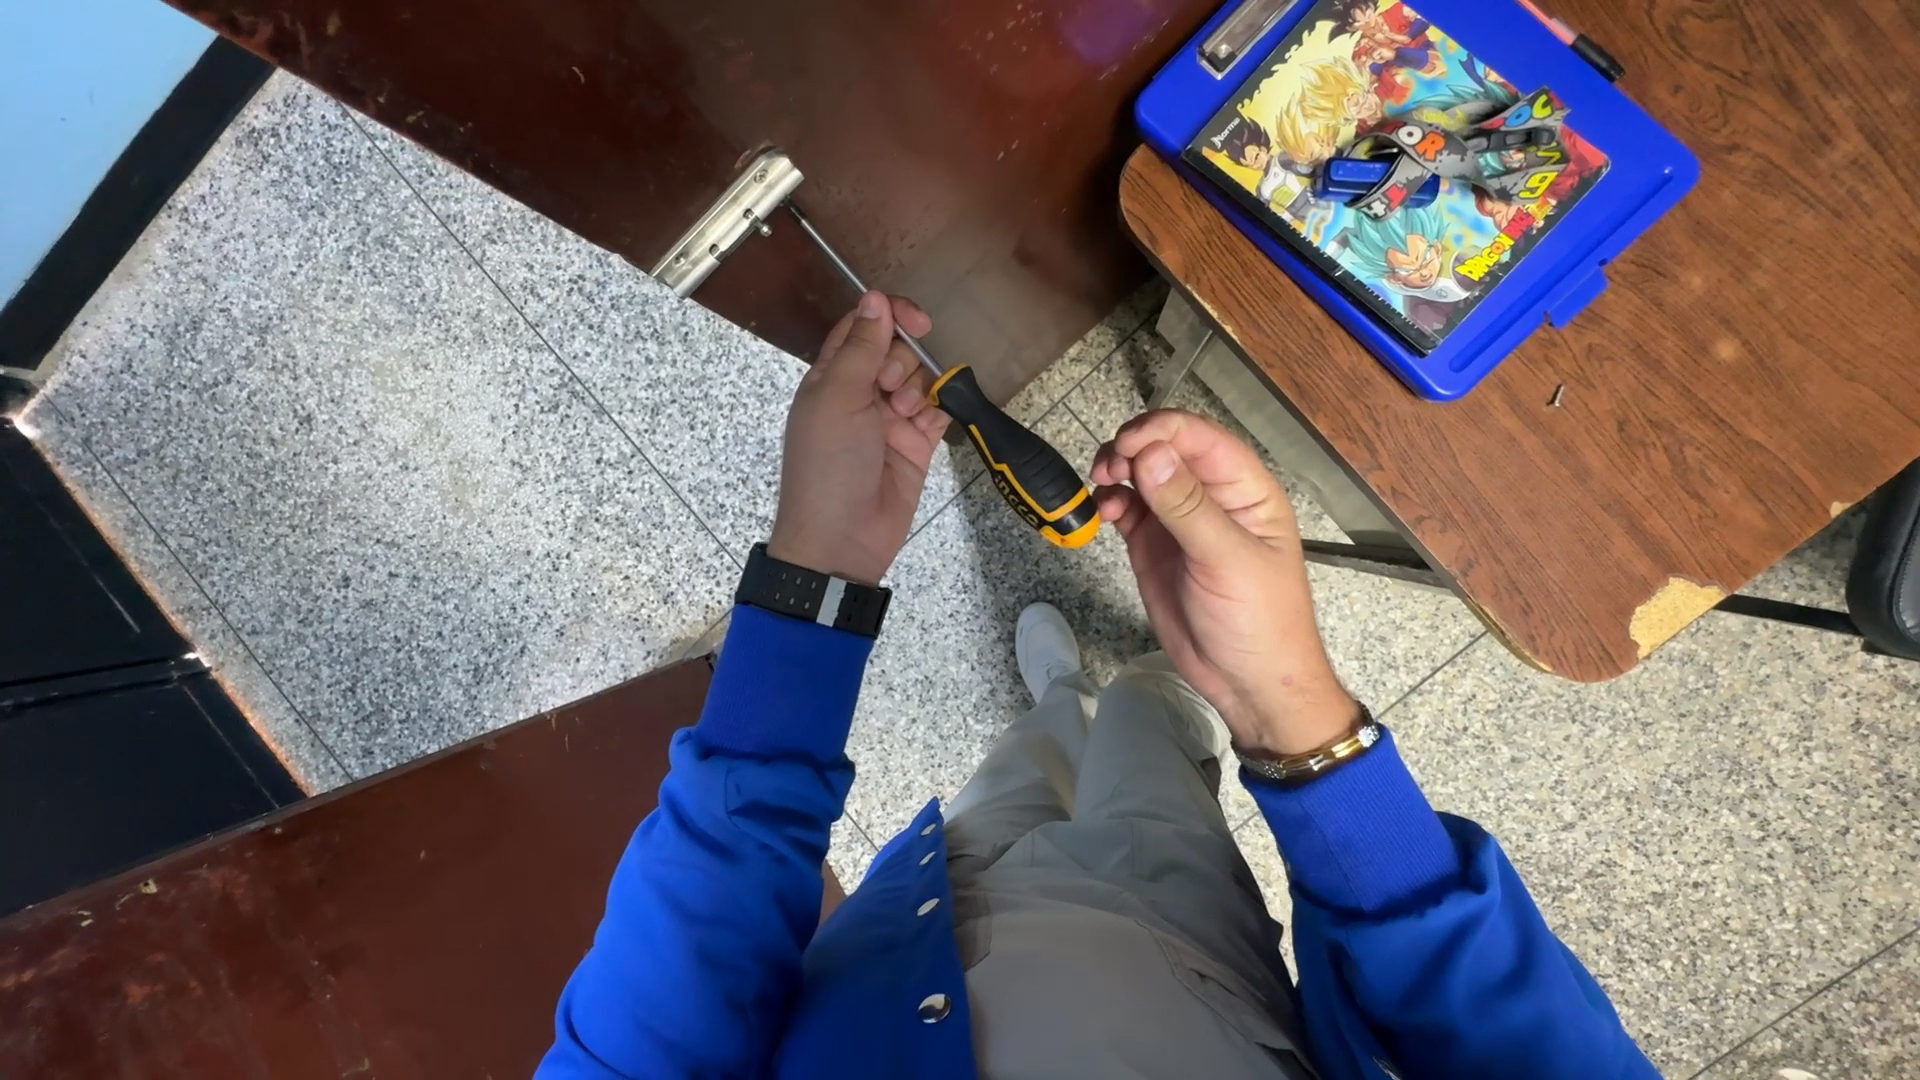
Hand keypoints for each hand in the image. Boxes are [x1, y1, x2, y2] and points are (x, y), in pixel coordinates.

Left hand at [768, 290, 950, 585]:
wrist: (843, 539)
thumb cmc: (829, 464)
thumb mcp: (836, 399)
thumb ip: (860, 348)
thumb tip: (875, 297)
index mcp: (830, 378)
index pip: (862, 328)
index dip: (888, 316)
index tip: (916, 321)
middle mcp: (861, 394)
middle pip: (895, 351)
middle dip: (902, 361)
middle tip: (891, 390)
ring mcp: (891, 420)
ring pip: (920, 379)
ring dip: (919, 389)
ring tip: (905, 416)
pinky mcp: (917, 444)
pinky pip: (938, 411)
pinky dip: (939, 409)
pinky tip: (929, 423)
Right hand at [1091, 410, 1357, 756]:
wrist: (1244, 681)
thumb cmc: (1257, 619)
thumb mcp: (1227, 559)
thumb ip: (1187, 506)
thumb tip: (1149, 453)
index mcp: (1245, 489)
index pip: (1201, 438)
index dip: (1162, 430)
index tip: (1126, 444)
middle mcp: (1210, 496)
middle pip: (1166, 449)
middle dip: (1133, 447)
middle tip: (1108, 468)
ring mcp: (1178, 520)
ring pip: (1141, 474)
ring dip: (1117, 470)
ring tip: (1102, 486)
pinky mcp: (1151, 544)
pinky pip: (1126, 508)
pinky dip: (1110, 502)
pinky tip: (1104, 512)